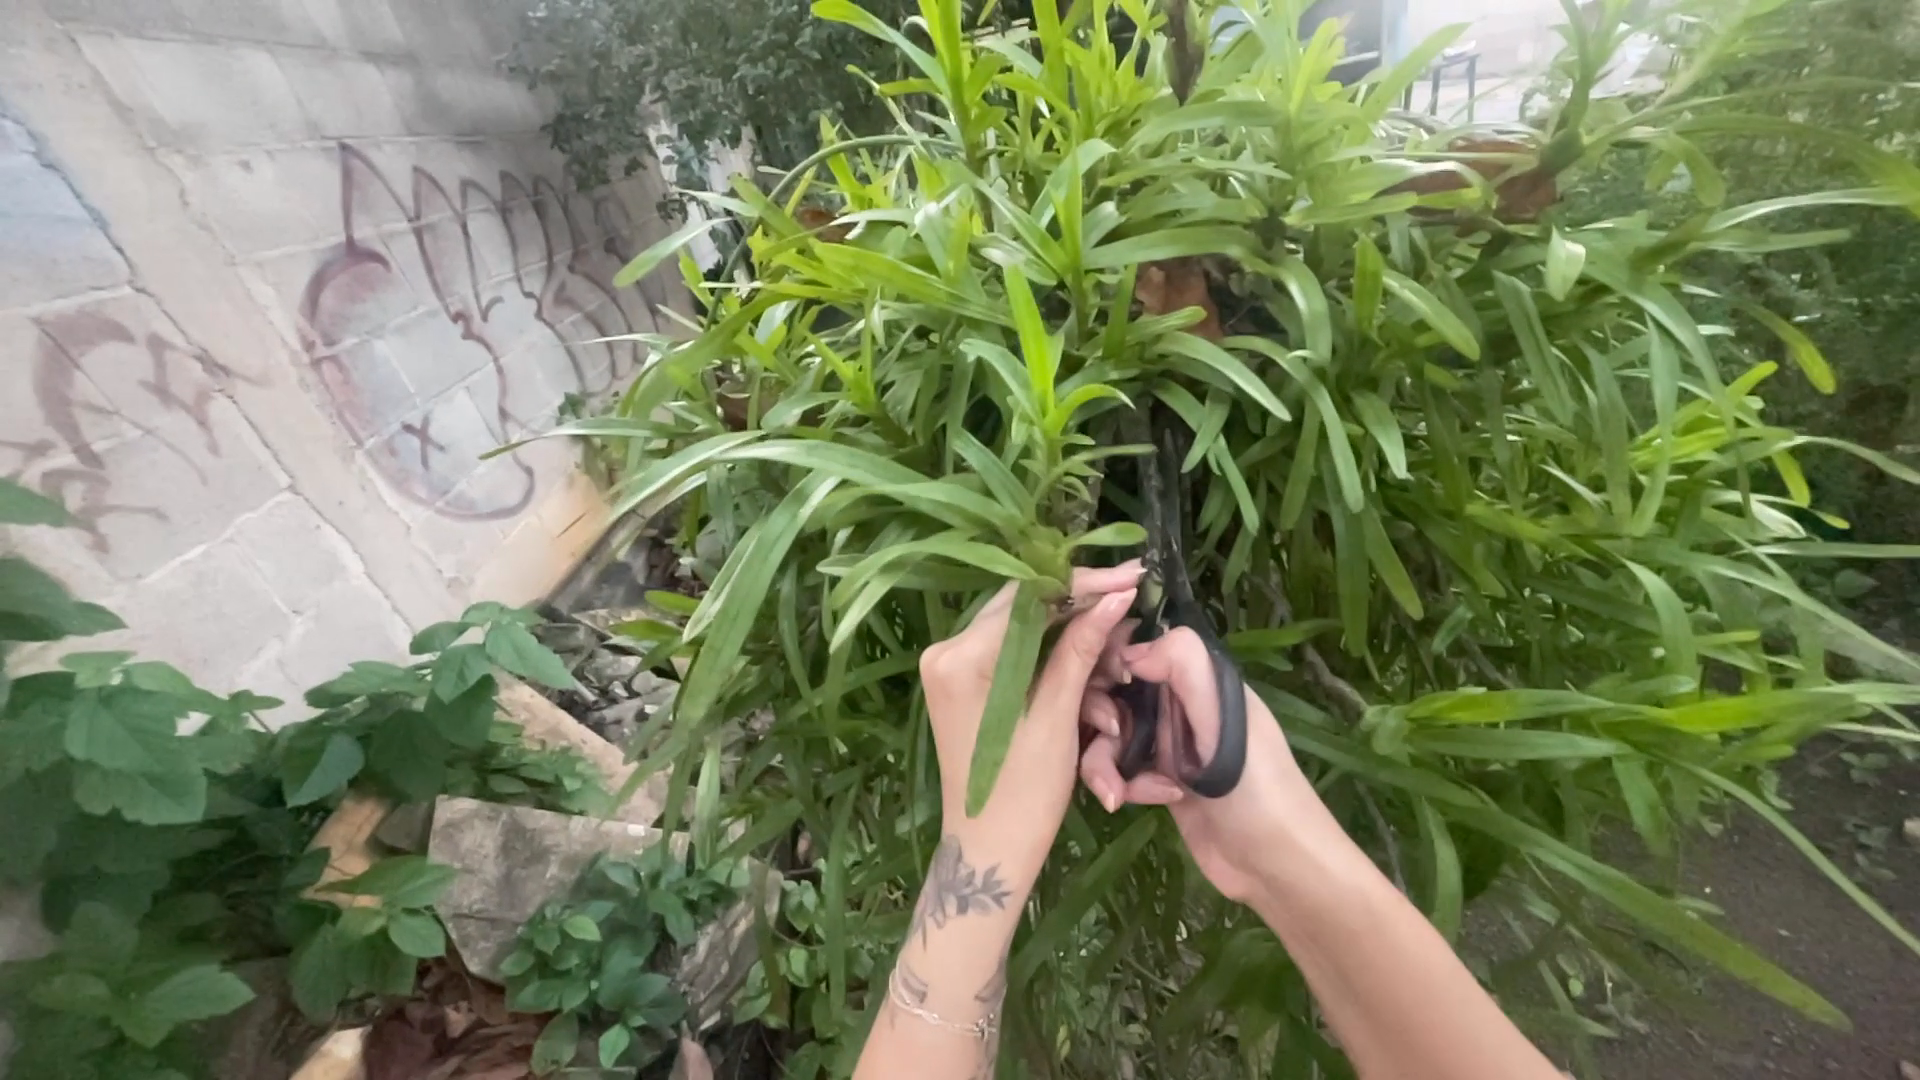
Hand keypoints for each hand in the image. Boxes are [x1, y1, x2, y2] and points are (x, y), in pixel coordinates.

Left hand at [918, 562, 1143, 867]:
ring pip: (1018, 624)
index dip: (1082, 584)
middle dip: (1078, 599)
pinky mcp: (960, 679)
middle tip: (1129, 590)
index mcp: (961, 658)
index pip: (1027, 598)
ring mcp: (948, 664)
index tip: (1129, 575)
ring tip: (1114, 628)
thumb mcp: (1056, 717)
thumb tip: (1117, 595)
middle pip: (1020, 604)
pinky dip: (1047, 650)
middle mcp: (945, 650)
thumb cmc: (1024, 794)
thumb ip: (1080, 649)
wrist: (989, 848)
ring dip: (1066, 626)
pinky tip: (1084, 651)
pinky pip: (1009, 647)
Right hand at [1078, 627, 1347, 901]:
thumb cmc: (1257, 785)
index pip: (1137, 648)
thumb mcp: (1226, 717)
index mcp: (1197, 679)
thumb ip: (1184, 665)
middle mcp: (1177, 704)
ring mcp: (1165, 743)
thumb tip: (1128, 649)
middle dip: (1098, 716)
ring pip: (1108, 735)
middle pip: (1112, 691)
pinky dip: (1118, 784)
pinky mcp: (1155, 780)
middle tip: (1107, 737)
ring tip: (1114, 792)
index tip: (1102, 683)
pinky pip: (1117, 769)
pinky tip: (1138, 801)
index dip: (1109, 660)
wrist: (1276, 867)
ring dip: (1103, 761)